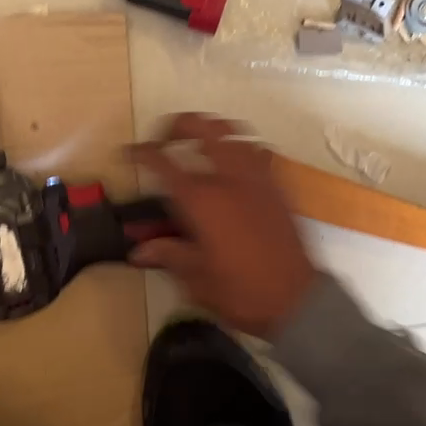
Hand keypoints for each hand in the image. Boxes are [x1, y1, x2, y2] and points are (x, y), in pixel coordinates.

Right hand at [127, 113, 317, 338]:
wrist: (296, 299)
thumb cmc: (240, 292)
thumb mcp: (195, 279)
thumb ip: (168, 255)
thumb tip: (139, 251)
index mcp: (201, 199)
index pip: (163, 162)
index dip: (141, 151)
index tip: (130, 151)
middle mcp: (228, 177)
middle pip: (200, 127)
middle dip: (177, 126)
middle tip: (165, 138)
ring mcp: (256, 177)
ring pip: (232, 130)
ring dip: (211, 130)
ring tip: (199, 144)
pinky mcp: (277, 184)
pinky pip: (257, 151)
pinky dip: (241, 148)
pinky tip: (234, 166)